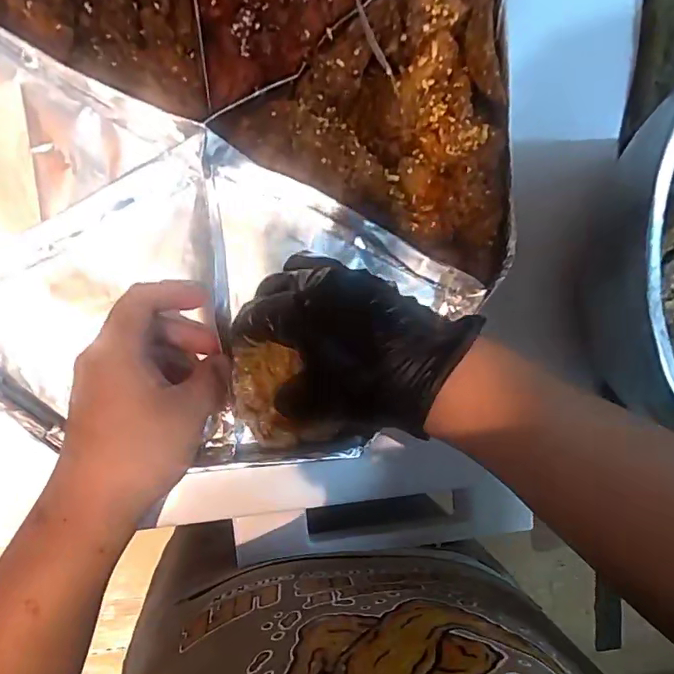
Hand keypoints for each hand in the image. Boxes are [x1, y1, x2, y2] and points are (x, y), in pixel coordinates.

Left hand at [54, 281, 224, 522]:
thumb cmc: (142, 449)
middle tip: (216, 355)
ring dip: (177, 360)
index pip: (143, 299)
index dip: (177, 292)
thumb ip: (210, 378)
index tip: (208, 302)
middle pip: (143, 326)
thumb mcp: (188, 412)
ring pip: (140, 354)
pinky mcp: (100, 406)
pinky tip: (186, 405)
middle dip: (185, 334)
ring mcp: (96, 383)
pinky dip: (162, 379)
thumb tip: (220, 363)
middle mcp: (100, 357)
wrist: (94, 500)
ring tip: (207, 385)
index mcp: (116, 348)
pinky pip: (133, 376)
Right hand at [232, 254, 484, 438]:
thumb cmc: (371, 387)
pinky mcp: (372, 281)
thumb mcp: (326, 402)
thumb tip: (280, 400)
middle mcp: (319, 282)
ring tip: (295, 315)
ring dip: (292, 290)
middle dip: (265, 305)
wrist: (432, 371)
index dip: (245, 331)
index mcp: (299, 309)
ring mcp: (348, 277)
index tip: (241, 344)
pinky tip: (329, 313)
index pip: (258, 315)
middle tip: (265, 329)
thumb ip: (294, 400)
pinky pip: (334, 277)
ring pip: (305, 271)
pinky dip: (321, 290)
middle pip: (277, 284)